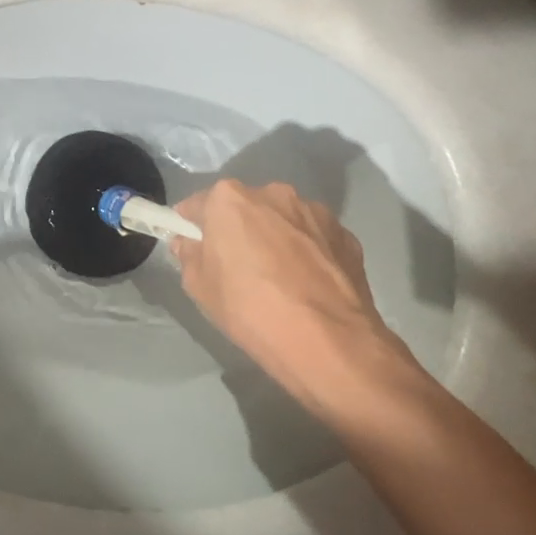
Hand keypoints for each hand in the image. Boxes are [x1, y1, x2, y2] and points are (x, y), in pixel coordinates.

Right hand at [173, 180, 415, 416]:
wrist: (324, 340)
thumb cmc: (248, 308)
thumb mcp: (199, 287)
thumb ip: (190, 255)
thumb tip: (190, 243)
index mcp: (230, 200)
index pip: (198, 204)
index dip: (192, 226)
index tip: (193, 246)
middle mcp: (274, 194)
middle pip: (246, 207)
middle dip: (239, 229)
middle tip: (238, 266)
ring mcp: (315, 212)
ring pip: (284, 220)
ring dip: (277, 238)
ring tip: (280, 279)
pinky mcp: (346, 235)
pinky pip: (315, 238)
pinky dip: (308, 253)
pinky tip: (308, 286)